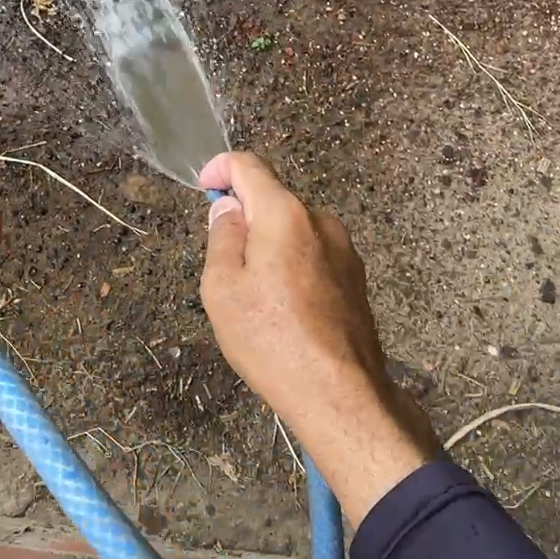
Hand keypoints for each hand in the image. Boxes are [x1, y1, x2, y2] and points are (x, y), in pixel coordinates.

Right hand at [200, 152, 439, 527]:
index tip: (204, 186)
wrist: (339, 393)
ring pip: (293, 229)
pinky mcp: (355, 277)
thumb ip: (222, 236)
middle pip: (273, 199)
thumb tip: (228, 207)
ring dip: (269, 243)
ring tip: (255, 297)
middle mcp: (320, 220)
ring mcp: (344, 249)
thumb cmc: (269, 338)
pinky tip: (285, 309)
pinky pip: (313, 253)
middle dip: (244, 216)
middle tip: (223, 262)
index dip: (220, 168)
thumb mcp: (223, 287)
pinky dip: (291, 263)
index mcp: (285, 213)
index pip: (249, 165)